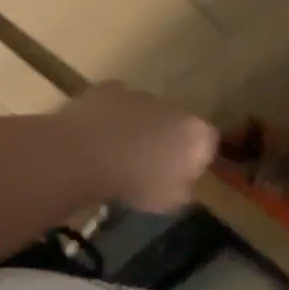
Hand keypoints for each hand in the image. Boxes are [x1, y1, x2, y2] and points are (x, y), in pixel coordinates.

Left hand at [58, 82, 216, 213]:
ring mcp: (137, 94)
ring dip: (132, 123)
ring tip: (112, 148)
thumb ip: (183, 188)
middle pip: (173, 122)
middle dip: (162, 136)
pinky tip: (92, 132)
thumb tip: (179, 182)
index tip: (172, 173)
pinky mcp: (105, 88)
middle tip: (141, 159)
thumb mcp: (170, 200)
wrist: (83, 156)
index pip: (205, 144)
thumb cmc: (134, 183)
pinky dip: (105, 114)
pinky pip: (111, 103)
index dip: (189, 159)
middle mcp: (173, 106)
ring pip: (142, 110)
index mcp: (198, 133)